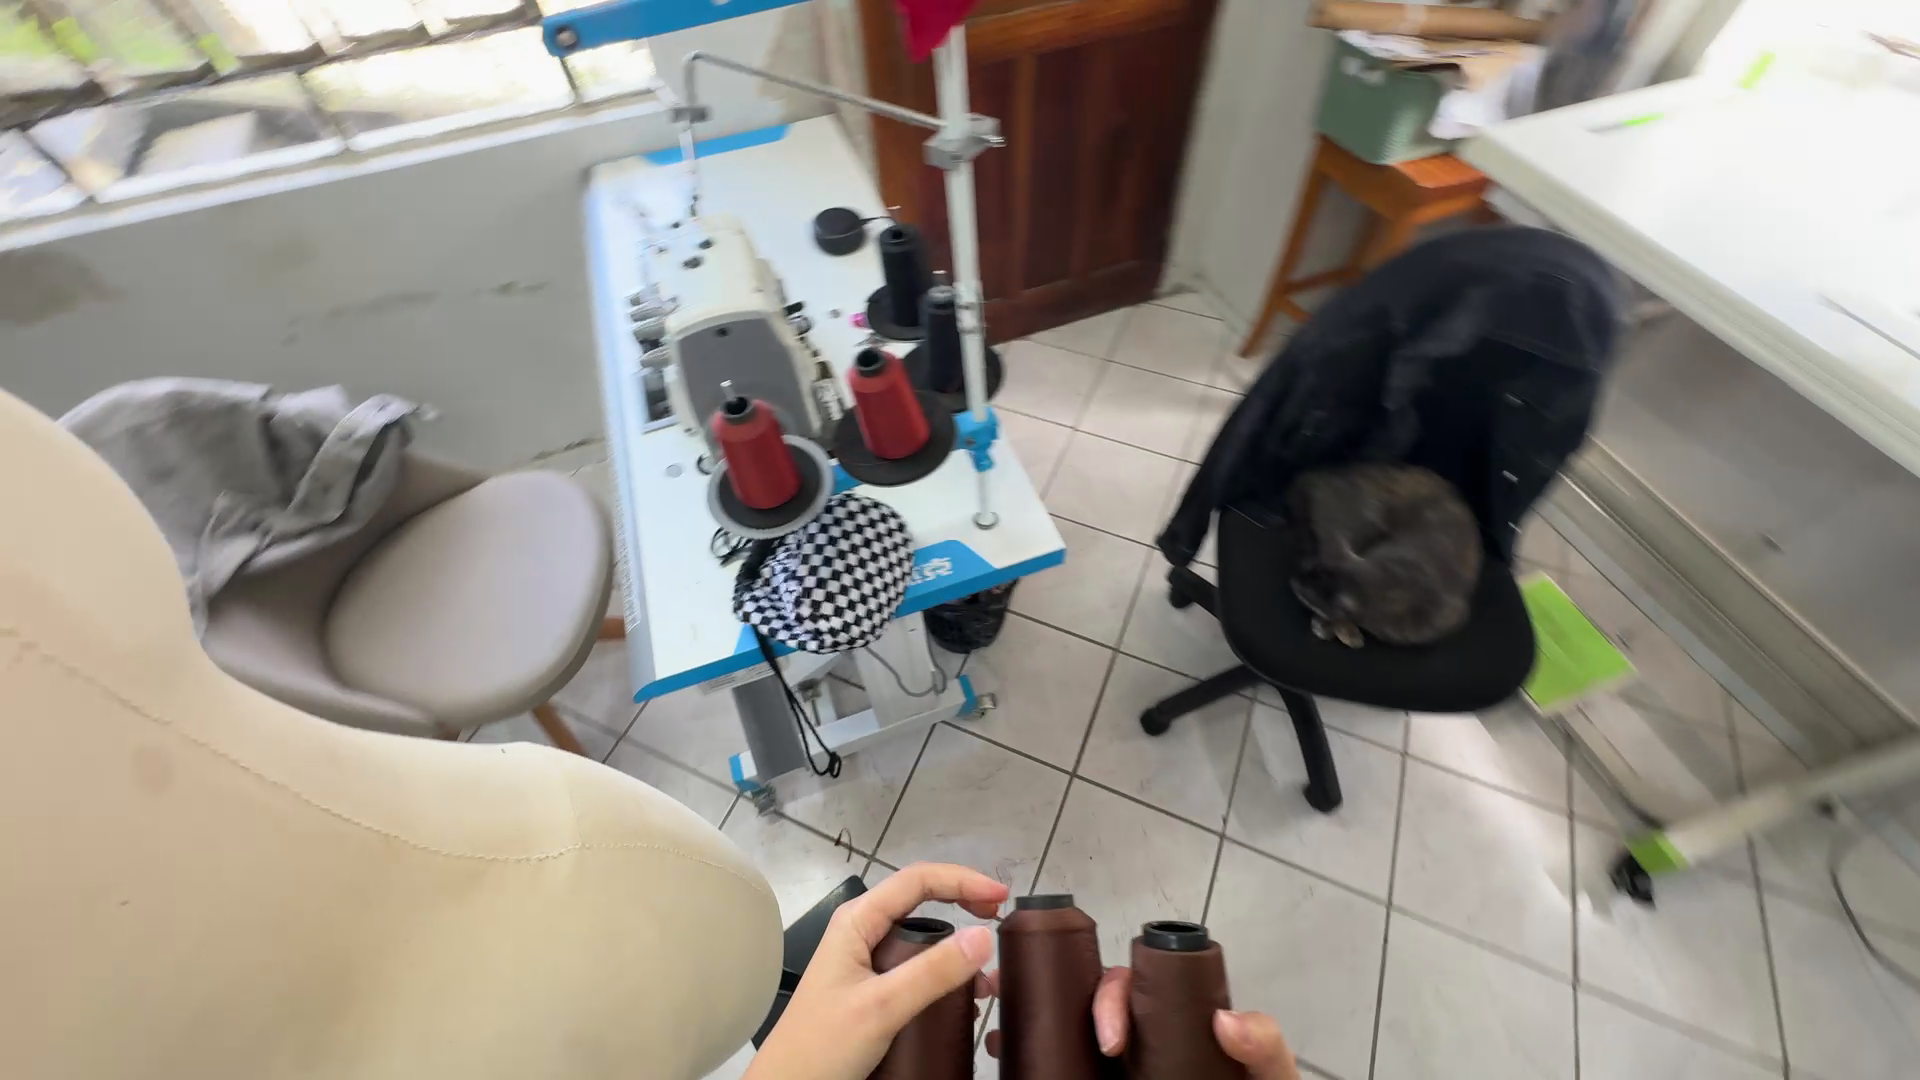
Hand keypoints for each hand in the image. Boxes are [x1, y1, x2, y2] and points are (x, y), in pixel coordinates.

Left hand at [745, 863, 1006, 1079]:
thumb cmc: (823, 1045)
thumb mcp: (881, 1008)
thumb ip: (932, 972)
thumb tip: (985, 937)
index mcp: (859, 919)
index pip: (917, 879)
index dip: (961, 879)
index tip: (1000, 897)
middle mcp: (863, 929)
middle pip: (921, 900)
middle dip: (962, 902)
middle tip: (999, 918)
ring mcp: (866, 959)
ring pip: (921, 936)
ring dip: (956, 945)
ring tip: (989, 969)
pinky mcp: (871, 989)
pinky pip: (915, 968)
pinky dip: (944, 973)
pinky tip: (966, 994)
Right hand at [985, 966, 1299, 1078]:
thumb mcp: (1272, 1078)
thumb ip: (1264, 1046)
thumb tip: (1224, 1019)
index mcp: (1169, 1017)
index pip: (1127, 989)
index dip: (1109, 1001)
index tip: (1112, 1042)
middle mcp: (1138, 1036)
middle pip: (1082, 1003)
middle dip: (1046, 995)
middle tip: (1018, 1005)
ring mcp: (1117, 1068)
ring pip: (1066, 1033)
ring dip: (1030, 1024)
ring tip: (1000, 1036)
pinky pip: (1067, 1069)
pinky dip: (1033, 1059)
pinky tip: (1008, 1059)